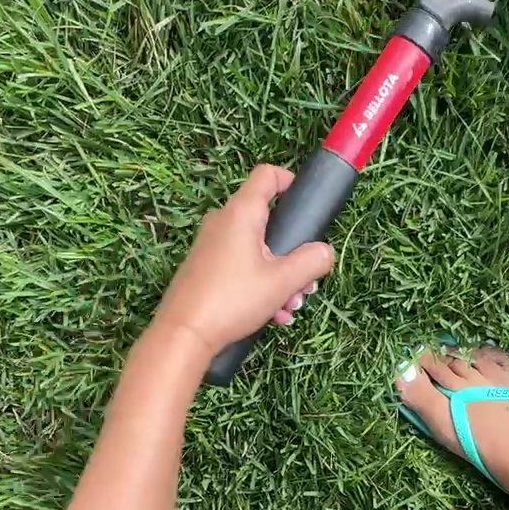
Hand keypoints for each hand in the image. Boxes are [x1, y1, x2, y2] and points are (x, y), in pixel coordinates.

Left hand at [153, 164, 335, 352]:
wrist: (184, 334)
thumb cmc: (233, 300)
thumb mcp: (282, 282)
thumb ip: (311, 261)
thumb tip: (325, 252)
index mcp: (241, 214)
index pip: (267, 175)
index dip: (290, 182)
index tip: (306, 206)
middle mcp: (223, 222)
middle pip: (269, 223)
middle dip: (294, 253)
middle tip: (305, 284)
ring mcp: (212, 246)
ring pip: (258, 251)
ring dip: (281, 277)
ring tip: (290, 308)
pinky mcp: (205, 268)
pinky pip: (242, 268)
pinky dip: (260, 286)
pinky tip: (273, 316)